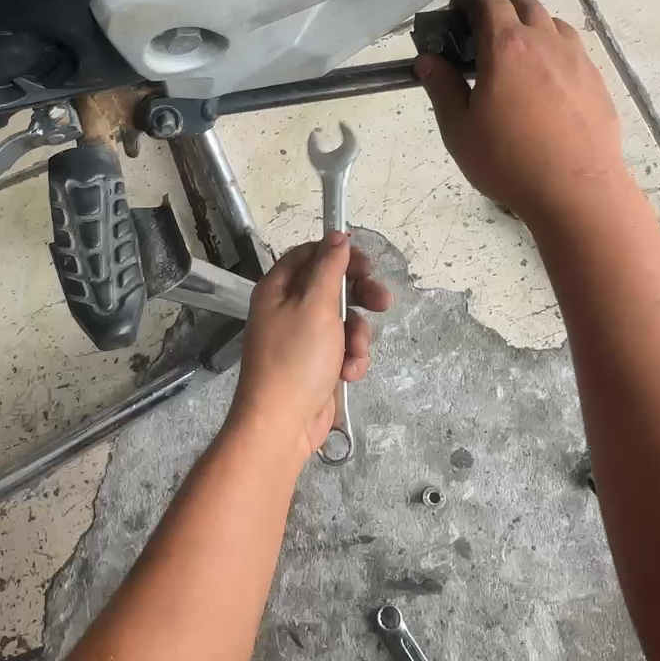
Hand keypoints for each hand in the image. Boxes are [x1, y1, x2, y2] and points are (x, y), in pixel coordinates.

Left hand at [229, 233, 391, 462]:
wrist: (283, 424)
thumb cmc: (295, 359)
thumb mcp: (315, 306)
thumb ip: (329, 268)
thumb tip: (336, 236)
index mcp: (277, 289)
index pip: (308, 255)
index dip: (337, 254)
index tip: (365, 262)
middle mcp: (287, 309)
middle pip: (332, 287)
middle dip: (359, 296)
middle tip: (381, 301)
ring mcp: (302, 339)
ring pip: (344, 321)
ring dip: (357, 336)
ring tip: (354, 354)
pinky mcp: (317, 364)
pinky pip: (343, 349)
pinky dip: (350, 359)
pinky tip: (348, 374)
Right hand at [416, 0, 626, 227]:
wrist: (576, 189)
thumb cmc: (508, 161)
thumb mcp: (459, 130)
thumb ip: (442, 88)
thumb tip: (428, 60)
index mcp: (506, 47)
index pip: (487, 0)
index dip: (467, 0)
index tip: (456, 15)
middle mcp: (544, 41)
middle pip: (522, 4)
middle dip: (499, 13)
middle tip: (482, 45)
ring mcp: (576, 58)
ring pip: (551, 24)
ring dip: (529, 30)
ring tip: (516, 64)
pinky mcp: (596, 79)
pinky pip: (571, 50)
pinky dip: (552, 53)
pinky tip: (544, 88)